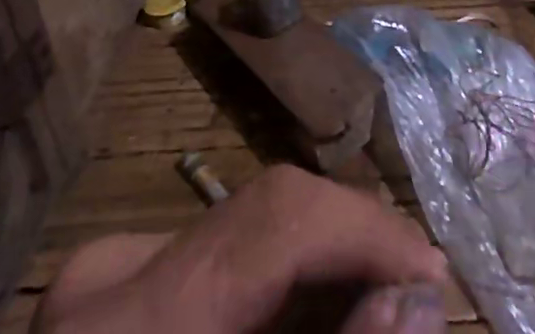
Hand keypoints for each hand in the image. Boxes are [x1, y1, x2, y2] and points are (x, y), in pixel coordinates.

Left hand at [34, 164, 448, 333]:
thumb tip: (420, 298)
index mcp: (136, 322)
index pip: (275, 218)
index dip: (366, 231)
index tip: (432, 277)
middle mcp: (113, 271)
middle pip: (263, 213)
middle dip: (351, 246)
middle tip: (412, 296)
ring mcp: (102, 272)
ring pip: (241, 232)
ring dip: (315, 265)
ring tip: (367, 304)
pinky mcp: (105, 283)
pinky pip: (210, 257)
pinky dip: (270, 283)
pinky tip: (301, 318)